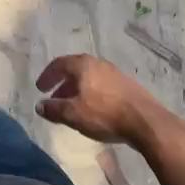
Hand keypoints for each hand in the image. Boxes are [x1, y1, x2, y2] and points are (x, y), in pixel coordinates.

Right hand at [34, 54, 161, 144]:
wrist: (145, 121)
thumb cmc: (104, 113)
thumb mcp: (74, 114)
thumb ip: (54, 109)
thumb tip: (39, 106)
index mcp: (83, 65)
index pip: (58, 64)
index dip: (47, 76)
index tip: (40, 89)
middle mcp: (98, 63)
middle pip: (75, 69)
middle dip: (62, 84)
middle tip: (54, 98)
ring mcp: (114, 73)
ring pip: (89, 78)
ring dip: (77, 89)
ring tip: (73, 106)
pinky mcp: (127, 85)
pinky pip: (102, 85)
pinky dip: (92, 93)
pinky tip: (94, 109)